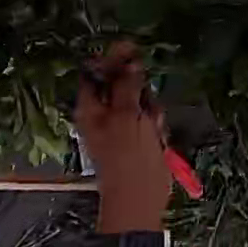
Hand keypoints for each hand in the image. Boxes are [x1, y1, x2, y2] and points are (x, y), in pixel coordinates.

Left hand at [74, 41, 170, 231]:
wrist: (140, 199)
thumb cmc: (128, 157)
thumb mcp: (127, 116)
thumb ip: (127, 86)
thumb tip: (129, 63)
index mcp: (90, 108)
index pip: (96, 71)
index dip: (112, 58)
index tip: (132, 47)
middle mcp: (102, 113)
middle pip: (120, 83)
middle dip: (138, 88)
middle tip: (147, 102)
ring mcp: (120, 125)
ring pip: (139, 99)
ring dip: (150, 108)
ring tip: (153, 126)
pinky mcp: (137, 135)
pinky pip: (148, 116)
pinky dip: (155, 122)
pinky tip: (158, 136)